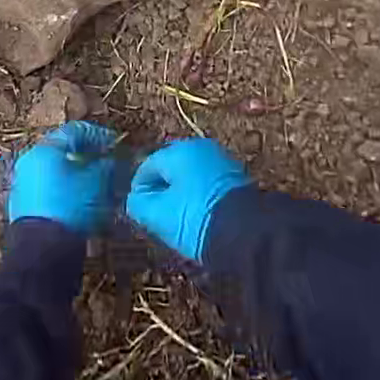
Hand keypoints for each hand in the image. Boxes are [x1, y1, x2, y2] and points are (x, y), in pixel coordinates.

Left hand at [7, 121, 116, 233]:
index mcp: (45, 150)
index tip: (114, 144)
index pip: (75, 130)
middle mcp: (30, 162)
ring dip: (78, 173)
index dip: (98, 134)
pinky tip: (84, 200)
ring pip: (56, 171)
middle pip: (63, 150)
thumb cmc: (72, 206)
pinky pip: (50, 189)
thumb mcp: (97, 181)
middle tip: (107, 162)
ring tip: (99, 183)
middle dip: (88, 155)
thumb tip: (111, 161)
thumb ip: (106, 165)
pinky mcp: (24, 207)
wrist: (44, 251)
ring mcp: (24, 185)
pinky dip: (68, 189)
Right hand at [126, 139, 252, 261]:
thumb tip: (135, 199)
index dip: (139, 190)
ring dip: (179, 198)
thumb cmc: (194, 218)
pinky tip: (197, 220)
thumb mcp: (158, 214)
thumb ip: (139, 203)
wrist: (245, 231)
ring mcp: (220, 161)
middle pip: (170, 170)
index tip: (139, 212)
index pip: (148, 166)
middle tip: (156, 218)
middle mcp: (201, 149)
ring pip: (189, 178)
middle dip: (161, 193)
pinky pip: (206, 185)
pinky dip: (197, 199)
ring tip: (177, 223)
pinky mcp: (235, 178)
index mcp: (180, 151)